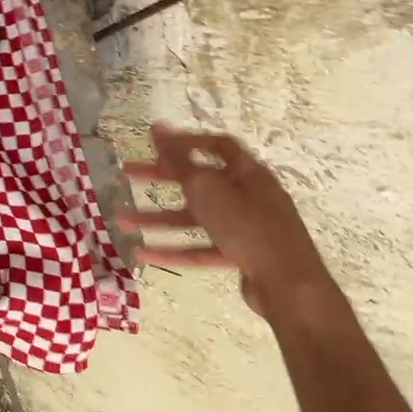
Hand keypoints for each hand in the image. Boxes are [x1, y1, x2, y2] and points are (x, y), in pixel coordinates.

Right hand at [118, 124, 340, 323]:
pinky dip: (173, 250)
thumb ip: (177, 158)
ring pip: (194, 218)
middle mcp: (249, 197)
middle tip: (127, 174)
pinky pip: (200, 248)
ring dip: (157, 219)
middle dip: (160, 178)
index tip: (154, 144)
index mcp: (248, 174)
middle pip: (199, 181)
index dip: (186, 141)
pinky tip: (143, 254)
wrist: (289, 285)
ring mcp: (246, 228)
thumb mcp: (206, 187)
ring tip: (123, 222)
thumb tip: (158, 126)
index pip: (218, 146)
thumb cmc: (247, 225)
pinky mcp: (241, 255)